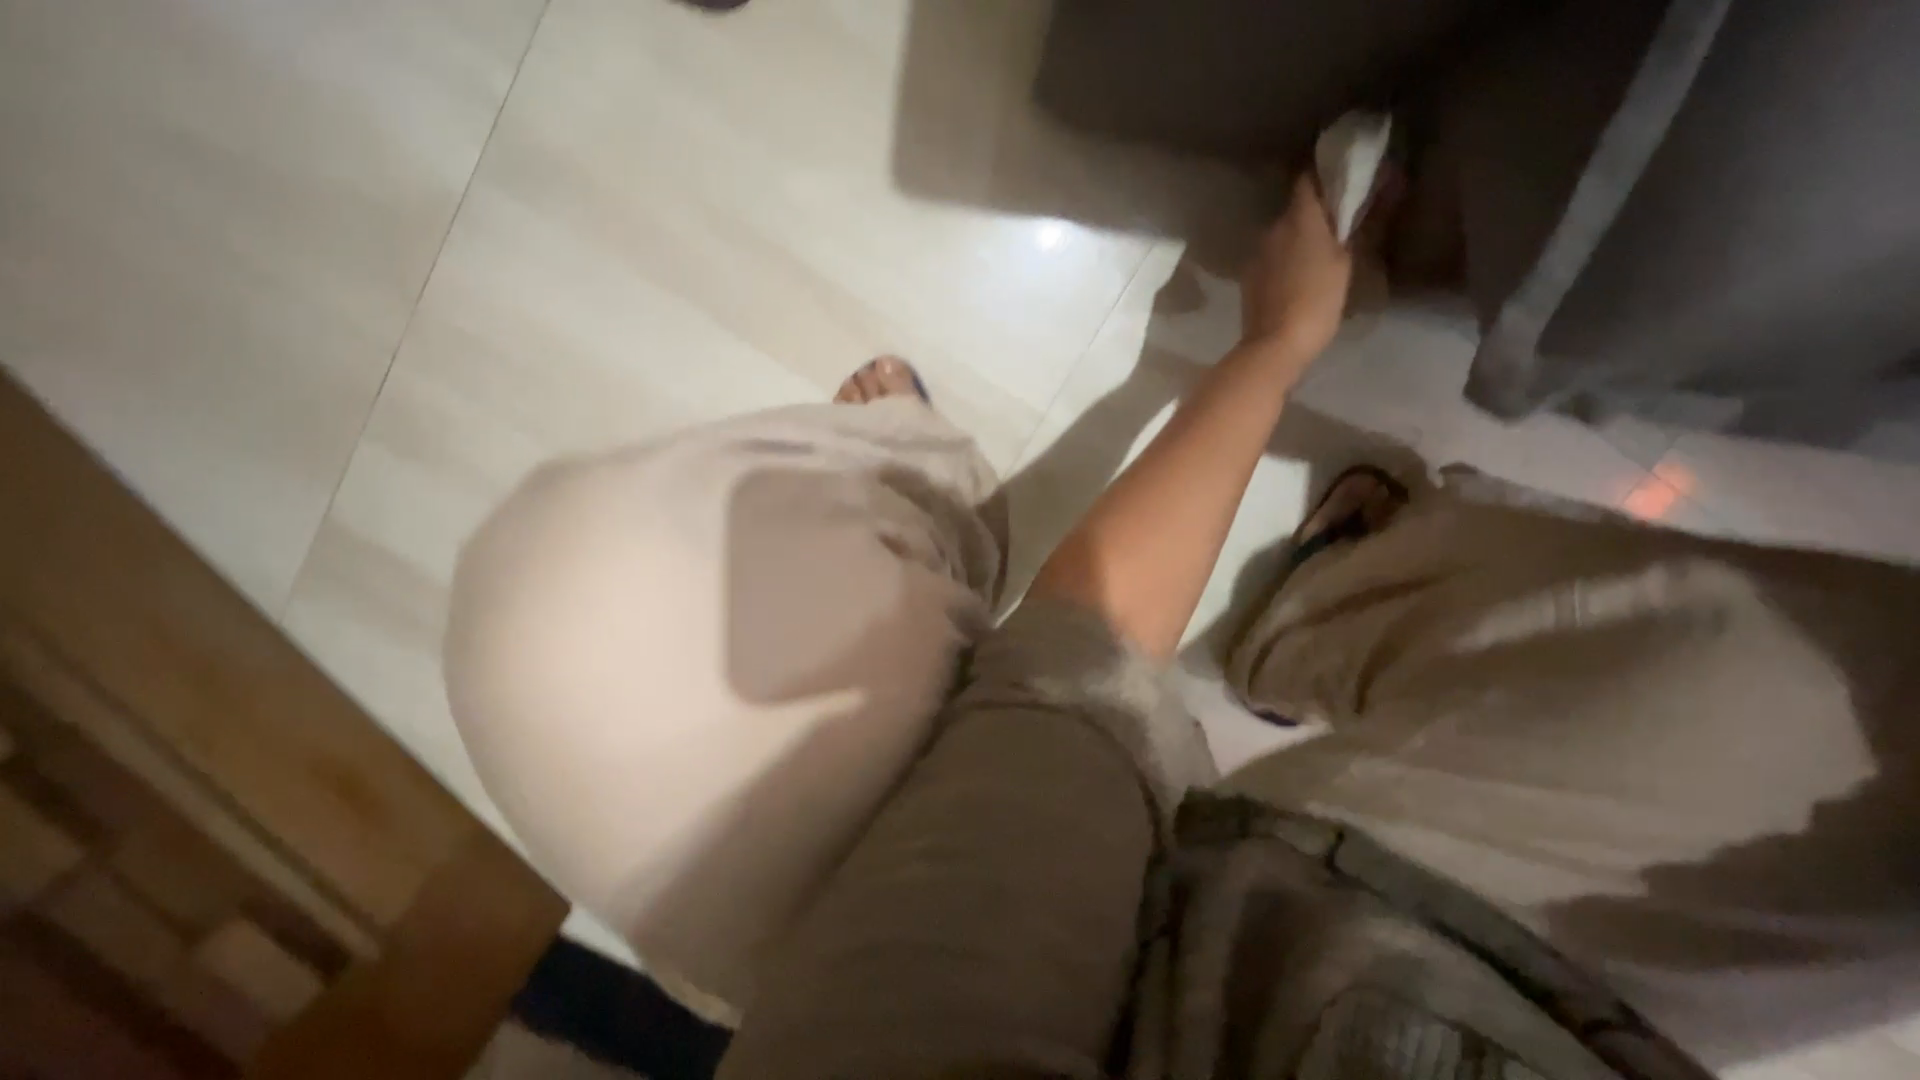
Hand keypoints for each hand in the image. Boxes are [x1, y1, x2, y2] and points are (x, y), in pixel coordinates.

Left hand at [1239, 174, 1351, 362]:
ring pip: (1283, 233)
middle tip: (1342, 221)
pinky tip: (1301, 275)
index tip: (1345, 176)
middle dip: (1317, 210)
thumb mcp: (1347, 261)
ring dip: (1301, 236)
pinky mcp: (1249, 277)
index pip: (1307, 178)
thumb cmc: (1318, 301)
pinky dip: (1287, 257)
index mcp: (1297, 218)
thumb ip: (1364, 222)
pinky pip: (1272, 256)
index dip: (1325, 172)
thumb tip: (1387, 185)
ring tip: (1324, 253)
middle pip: (1296, 207)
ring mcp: (1256, 254)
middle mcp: (1271, 228)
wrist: (1274, 345)